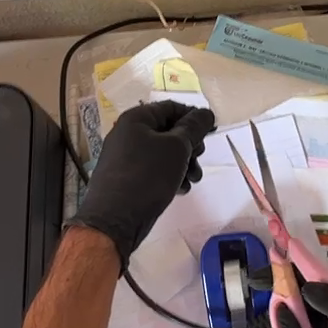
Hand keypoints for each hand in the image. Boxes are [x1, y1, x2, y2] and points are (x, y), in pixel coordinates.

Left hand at [70, 101, 214, 264]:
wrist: (115, 219)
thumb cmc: (147, 176)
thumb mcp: (177, 147)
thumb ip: (194, 127)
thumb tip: (206, 113)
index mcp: (136, 119)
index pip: (172, 107)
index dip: (194, 117)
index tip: (213, 132)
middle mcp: (128, 133)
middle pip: (169, 130)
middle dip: (190, 145)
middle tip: (199, 158)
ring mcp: (126, 157)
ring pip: (164, 153)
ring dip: (184, 163)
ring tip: (193, 179)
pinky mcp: (127, 178)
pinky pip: (154, 169)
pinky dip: (170, 176)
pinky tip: (180, 190)